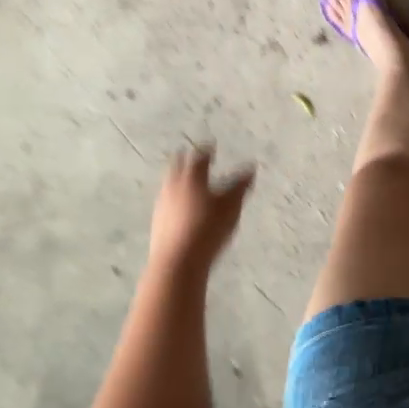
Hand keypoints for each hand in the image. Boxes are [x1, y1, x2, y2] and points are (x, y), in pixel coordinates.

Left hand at [147, 144, 254, 277]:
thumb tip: (251, 168)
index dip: (206, 150)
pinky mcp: (157, 222)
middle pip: (177, 166)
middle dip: (185, 160)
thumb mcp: (232, 206)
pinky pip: (167, 200)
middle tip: (193, 157)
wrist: (177, 261)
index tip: (211, 146)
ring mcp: (162, 204)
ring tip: (188, 180)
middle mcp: (174, 186)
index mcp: (193, 178)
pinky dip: (175, 196)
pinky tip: (181, 205)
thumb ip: (240, 186)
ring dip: (178, 178)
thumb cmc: (209, 229)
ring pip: (169, 183)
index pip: (199, 157)